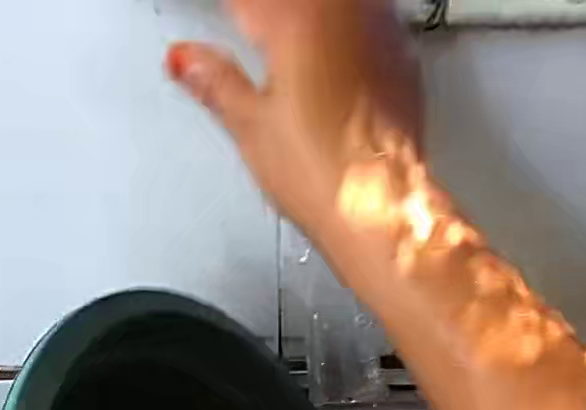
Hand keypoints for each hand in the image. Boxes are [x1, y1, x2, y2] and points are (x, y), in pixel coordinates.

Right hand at [167, 0, 421, 248]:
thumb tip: (185, 60)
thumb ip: (217, 83)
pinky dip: (340, 33)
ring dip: (301, 19)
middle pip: (287, 0)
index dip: (221, 13)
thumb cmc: (323, 178)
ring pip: (330, 6)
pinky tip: (328, 62)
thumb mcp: (251, 129)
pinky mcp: (401, 57)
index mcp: (294, 17)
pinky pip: (366, 21)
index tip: (210, 21)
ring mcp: (379, 28)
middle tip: (243, 31)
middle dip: (261, 15)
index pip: (244, 0)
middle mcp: (343, 9)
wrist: (380, 211)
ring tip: (279, 48)